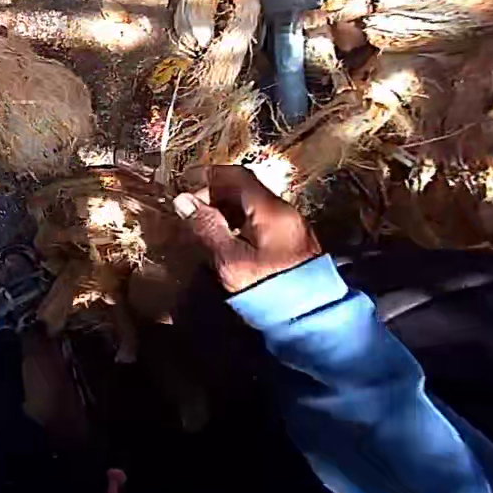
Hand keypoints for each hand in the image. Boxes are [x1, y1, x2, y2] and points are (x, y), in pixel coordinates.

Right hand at [173, 166, 321, 292]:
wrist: (310, 316)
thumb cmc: (266, 285)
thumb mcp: (229, 257)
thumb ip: (206, 226)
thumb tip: (183, 200)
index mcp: (270, 210)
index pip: (238, 176)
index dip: (210, 176)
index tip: (186, 184)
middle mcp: (284, 211)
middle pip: (246, 188)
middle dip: (214, 192)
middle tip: (191, 208)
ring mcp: (291, 225)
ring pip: (253, 203)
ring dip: (225, 206)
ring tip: (203, 223)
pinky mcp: (292, 240)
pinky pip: (261, 217)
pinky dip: (238, 218)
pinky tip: (225, 235)